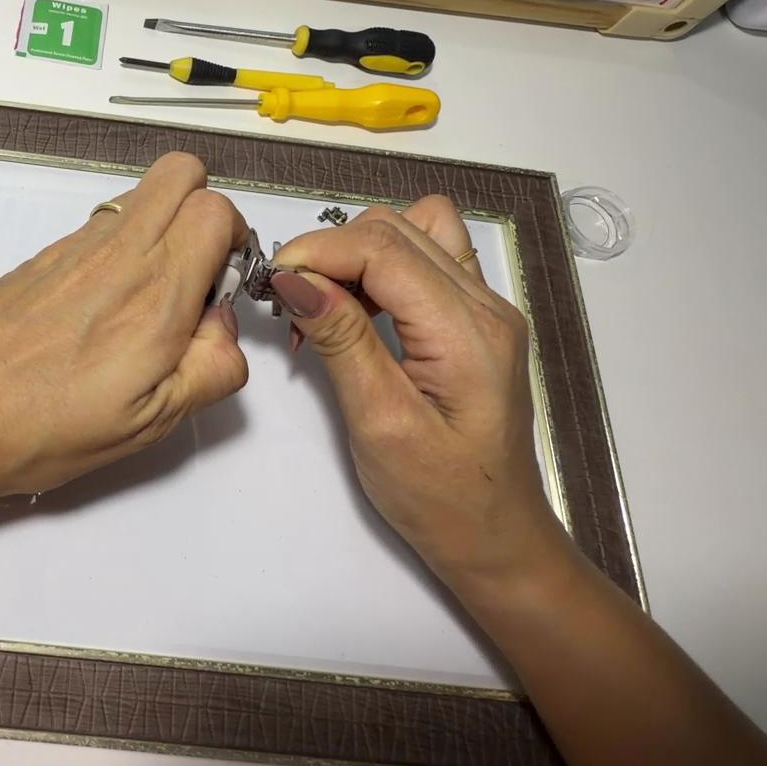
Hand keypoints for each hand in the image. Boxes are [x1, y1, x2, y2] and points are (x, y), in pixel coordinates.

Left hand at [0, 152, 249, 509]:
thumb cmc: (36, 427)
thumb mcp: (147, 422)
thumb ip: (210, 368)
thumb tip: (222, 330)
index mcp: (153, 292)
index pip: (217, 208)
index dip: (235, 239)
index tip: (222, 286)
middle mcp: (114, 253)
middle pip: (181, 172)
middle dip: (205, 208)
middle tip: (196, 272)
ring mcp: (72, 248)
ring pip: (137, 195)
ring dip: (159, 226)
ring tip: (143, 299)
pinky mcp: (40, 256)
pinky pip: (97, 225)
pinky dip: (117, 246)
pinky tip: (98, 309)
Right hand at [271, 196, 568, 587]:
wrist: (493, 536)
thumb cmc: (438, 494)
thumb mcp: (380, 421)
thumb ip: (341, 339)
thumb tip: (294, 279)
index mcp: (468, 330)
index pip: (383, 248)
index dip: (318, 251)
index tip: (273, 283)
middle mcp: (484, 304)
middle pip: (393, 229)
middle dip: (329, 252)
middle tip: (292, 304)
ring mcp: (483, 307)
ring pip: (407, 231)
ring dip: (351, 254)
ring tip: (323, 306)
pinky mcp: (470, 317)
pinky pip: (420, 256)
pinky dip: (375, 265)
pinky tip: (355, 307)